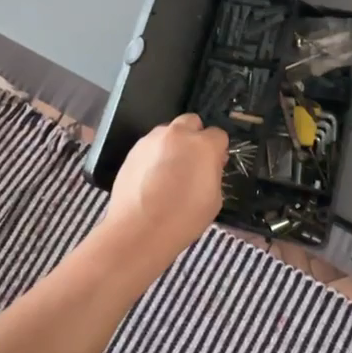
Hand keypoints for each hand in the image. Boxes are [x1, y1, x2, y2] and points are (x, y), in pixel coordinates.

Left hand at [102, 113, 227, 262]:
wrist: (138, 230)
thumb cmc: (183, 219)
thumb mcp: (214, 200)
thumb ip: (213, 173)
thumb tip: (208, 165)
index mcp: (203, 145)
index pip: (218, 135)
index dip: (217, 150)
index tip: (214, 165)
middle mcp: (178, 134)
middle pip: (192, 122)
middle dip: (195, 137)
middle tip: (192, 162)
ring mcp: (152, 140)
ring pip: (168, 132)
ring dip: (173, 145)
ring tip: (168, 172)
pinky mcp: (133, 150)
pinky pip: (150, 145)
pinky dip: (154, 155)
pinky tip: (151, 178)